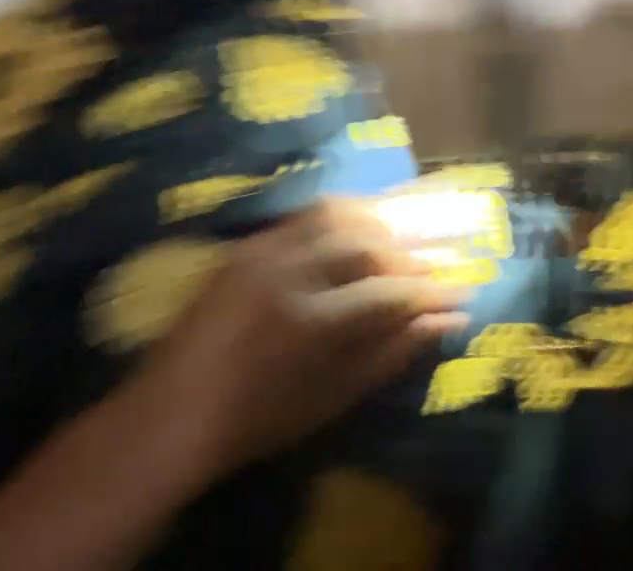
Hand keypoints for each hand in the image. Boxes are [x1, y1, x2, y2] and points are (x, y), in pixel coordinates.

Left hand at [121, 198, 469, 484]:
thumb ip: (392, 352)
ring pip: (336, 213)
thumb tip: (446, 322)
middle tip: (434, 266)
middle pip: (367, 241)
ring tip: (399, 241)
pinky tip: (356, 232)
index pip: (391, 291)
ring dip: (377, 222)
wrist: (171, 413)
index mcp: (311, 320)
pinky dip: (340, 217)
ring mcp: (263, 251)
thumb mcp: (333, 397)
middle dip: (409, 253)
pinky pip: (304, 215)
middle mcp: (288, 271)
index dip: (432, 292)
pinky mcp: (247, 245)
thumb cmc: (258, 419)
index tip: (462, 294)